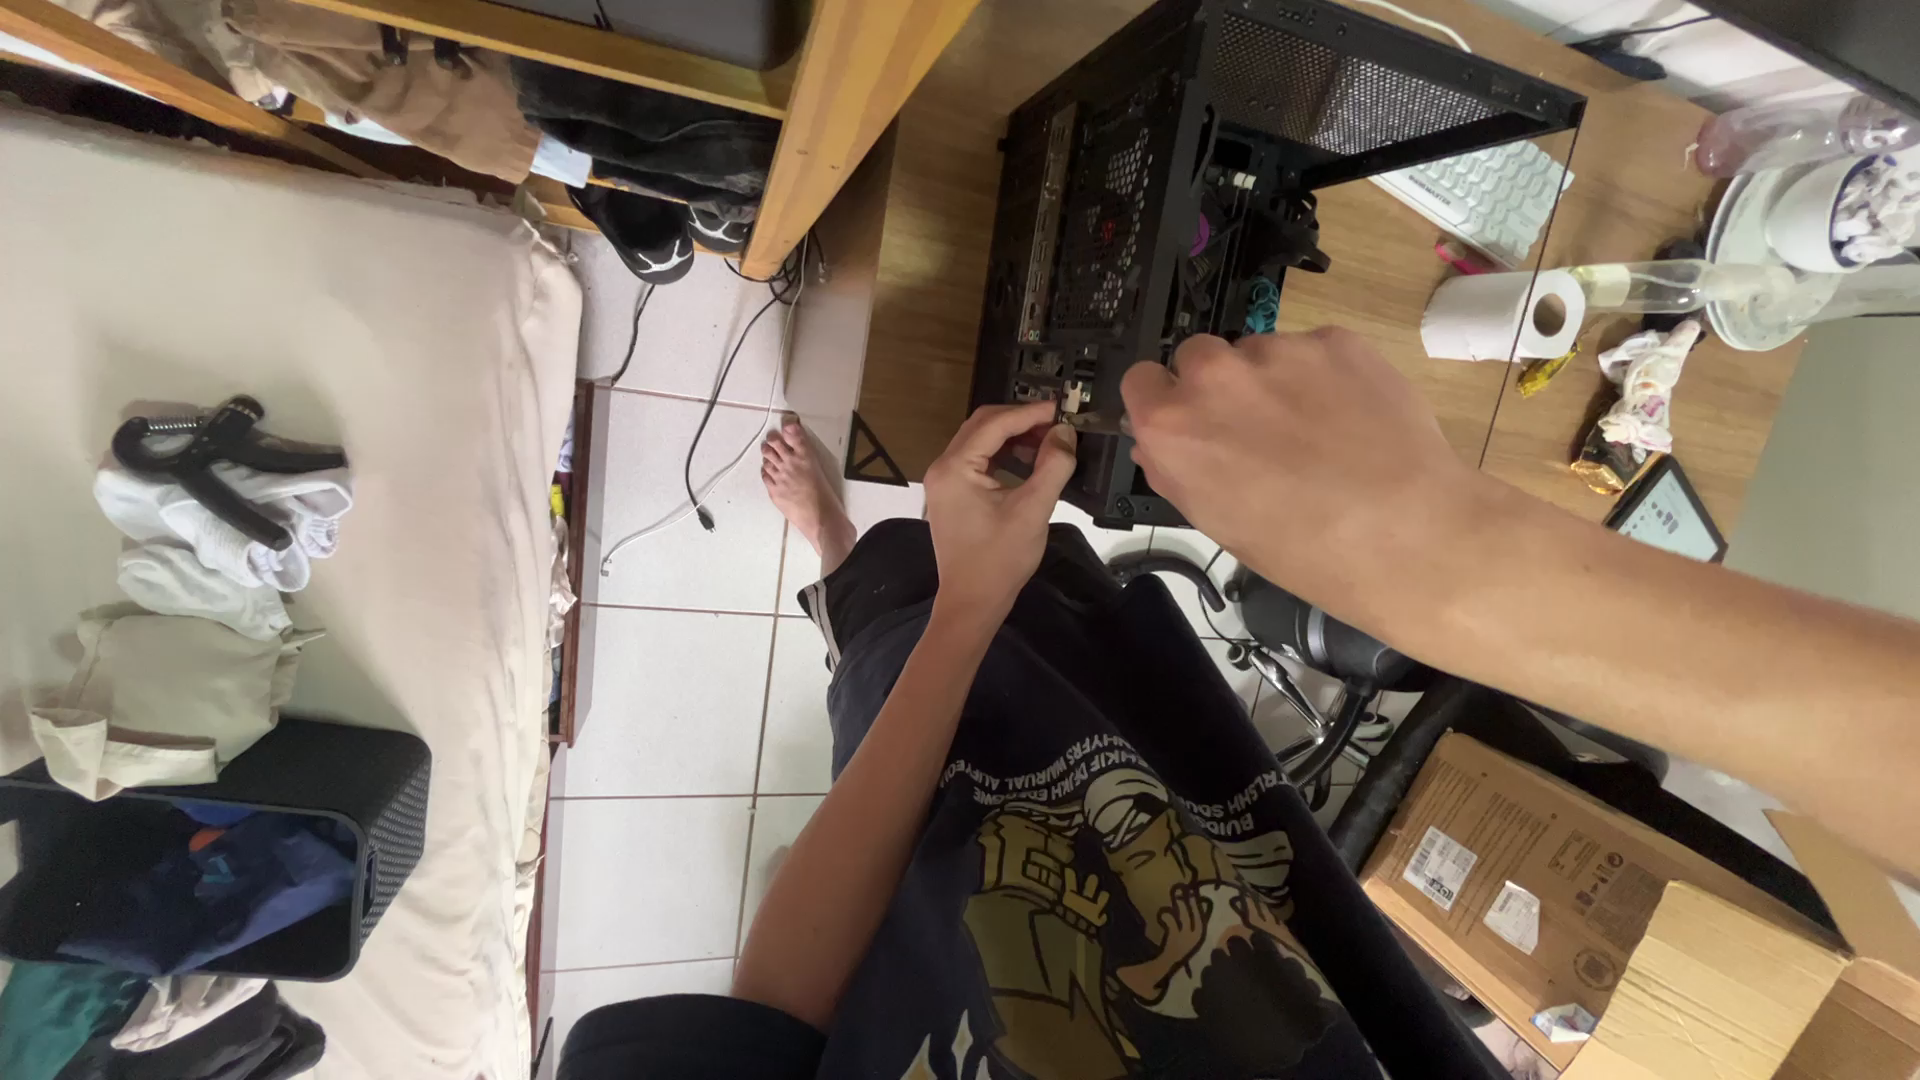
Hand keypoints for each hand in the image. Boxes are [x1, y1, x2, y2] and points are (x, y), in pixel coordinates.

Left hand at [923, 402, 1075, 626]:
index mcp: (955, 468)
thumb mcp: (1033, 510)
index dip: (1030, 413)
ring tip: (1048, 443)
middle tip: (1057, 425)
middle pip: (983, 425)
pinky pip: (977, 460)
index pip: (994, 423)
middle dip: (1021, 420)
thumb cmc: (999, 560)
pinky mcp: (951, 493)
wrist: (972, 601)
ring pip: (980, 441)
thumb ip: (1052, 466)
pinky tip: (1028, 462)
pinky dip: (1003, 454)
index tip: (1061, 409)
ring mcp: (944, 481)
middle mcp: (943, 467)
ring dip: (1013, 436)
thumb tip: (1065, 433)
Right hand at [1120, 329, 1487, 621]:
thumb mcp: (1212, 520)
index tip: (1179, 414)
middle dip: (1214, 384)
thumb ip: (1173, 471)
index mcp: (1172, 425)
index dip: (1160, 399)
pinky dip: (1319, 375)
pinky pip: (1309, 349)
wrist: (1401, 531)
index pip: (1139, 380)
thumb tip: (1157, 446)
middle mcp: (1214, 377)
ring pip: (1256, 352)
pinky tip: (1342, 417)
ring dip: (1269, 379)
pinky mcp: (1333, 341)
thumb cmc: (1299, 545)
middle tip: (1249, 426)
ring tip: (1308, 429)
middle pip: (1195, 357)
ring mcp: (1276, 353)